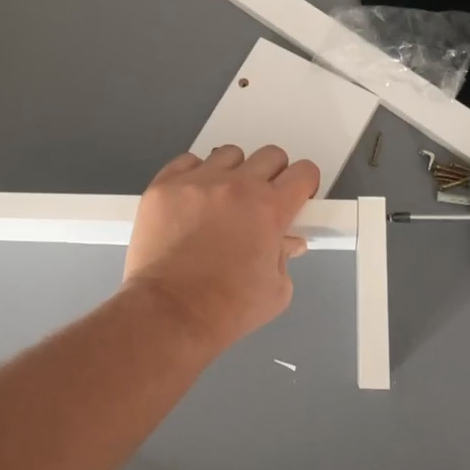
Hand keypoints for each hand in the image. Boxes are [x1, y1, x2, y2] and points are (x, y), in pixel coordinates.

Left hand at [122, 145, 321, 352]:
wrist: (170, 315)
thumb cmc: (224, 308)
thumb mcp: (275, 290)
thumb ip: (285, 257)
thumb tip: (286, 244)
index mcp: (270, 209)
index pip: (303, 172)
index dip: (304, 183)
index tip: (297, 193)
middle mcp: (237, 187)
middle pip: (270, 155)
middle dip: (273, 176)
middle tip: (263, 200)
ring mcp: (198, 183)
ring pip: (229, 154)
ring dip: (233, 172)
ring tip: (224, 200)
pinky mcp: (165, 187)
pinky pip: (187, 162)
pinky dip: (194, 176)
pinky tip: (193, 199)